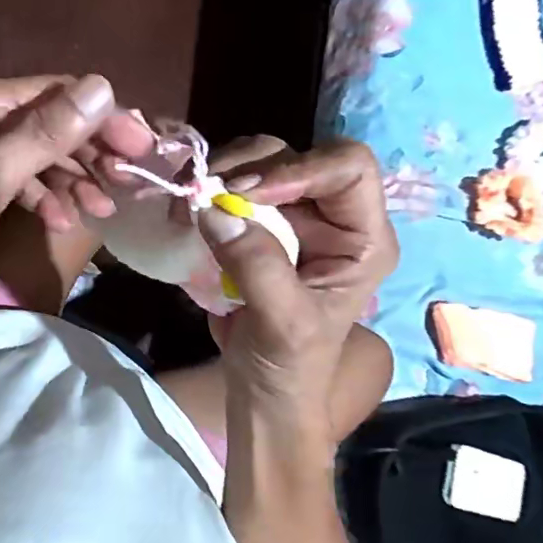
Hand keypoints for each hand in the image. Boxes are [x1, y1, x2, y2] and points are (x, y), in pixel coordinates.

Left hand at [0, 74, 152, 307]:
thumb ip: (48, 131)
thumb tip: (104, 85)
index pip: (56, 93)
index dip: (103, 117)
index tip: (141, 149)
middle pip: (50, 123)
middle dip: (90, 152)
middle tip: (127, 184)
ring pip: (37, 154)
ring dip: (71, 179)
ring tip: (102, 210)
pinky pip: (18, 179)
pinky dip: (43, 197)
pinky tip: (62, 221)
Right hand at [197, 138, 397, 430]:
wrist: (261, 388)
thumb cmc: (289, 363)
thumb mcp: (282, 322)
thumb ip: (256, 265)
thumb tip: (213, 210)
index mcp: (360, 237)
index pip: (348, 169)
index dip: (299, 169)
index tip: (243, 193)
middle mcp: (328, 216)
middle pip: (295, 155)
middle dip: (246, 165)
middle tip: (202, 191)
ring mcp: (287, 217)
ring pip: (256, 161)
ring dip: (217, 173)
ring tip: (185, 201)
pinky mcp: (250, 224)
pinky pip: (226, 185)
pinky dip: (201, 189)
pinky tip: (183, 212)